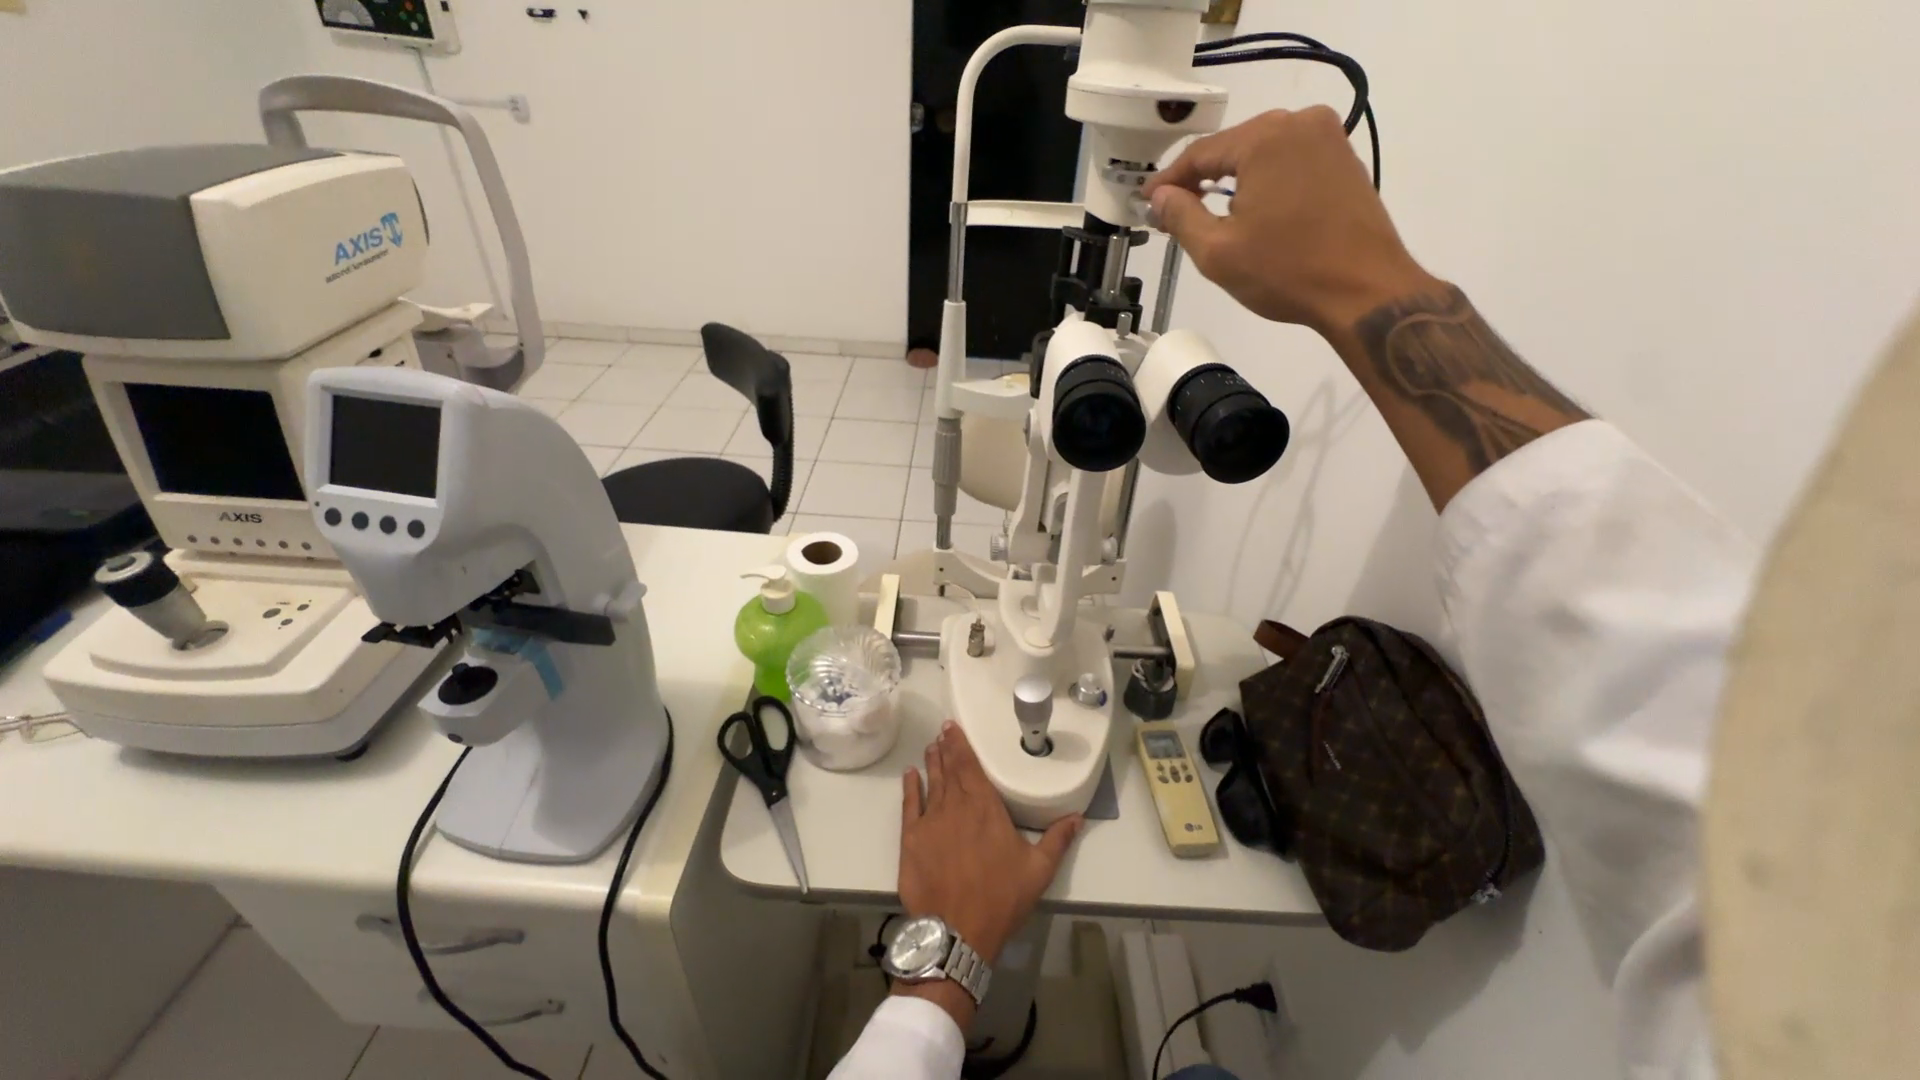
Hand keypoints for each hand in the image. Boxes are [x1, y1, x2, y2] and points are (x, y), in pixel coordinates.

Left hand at [894, 722, 1081, 1022]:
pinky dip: (910, 788)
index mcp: (984, 807)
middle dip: (945, 749)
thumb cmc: (1001, 898)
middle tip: (942, 732)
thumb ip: (1057, 840)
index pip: (970, 766)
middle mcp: (955, 806)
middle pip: (949, 770)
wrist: (957, 932)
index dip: (960, 745)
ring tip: (931, 747)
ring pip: (930, 783)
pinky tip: (910, 775)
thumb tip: (1078, 817)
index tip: (953, 728)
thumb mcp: (1038, 870)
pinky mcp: (911, 840)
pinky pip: (909, 806)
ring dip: (931, 764)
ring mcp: (930, 822)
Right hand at [1145, 107, 1439, 336]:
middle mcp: (1299, 123)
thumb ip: (1181, 216)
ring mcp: (1329, 138)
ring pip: (1263, 153)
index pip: (1200, 153)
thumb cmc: (1286, 271)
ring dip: (1233, 180)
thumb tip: (1160, 196)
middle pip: (1233, 147)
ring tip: (1209, 212)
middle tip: (1174, 210)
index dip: (1168, 180)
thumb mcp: (1217, 251)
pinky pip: (1290, 161)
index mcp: (1264, 138)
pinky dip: (1266, 181)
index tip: (1146, 201)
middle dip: (1201, 178)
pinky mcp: (1345, 159)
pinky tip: (1253, 209)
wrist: (1364, 290)